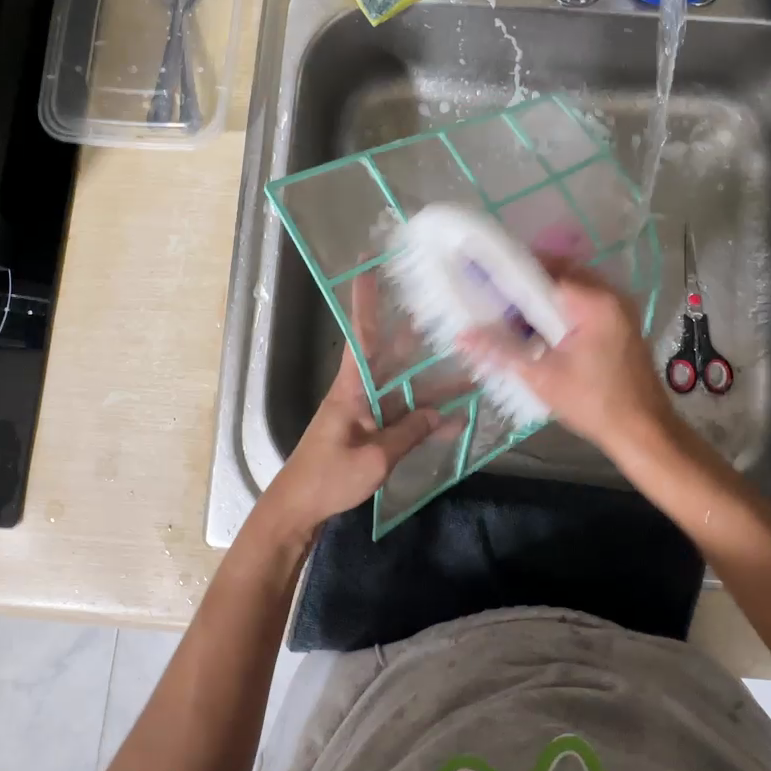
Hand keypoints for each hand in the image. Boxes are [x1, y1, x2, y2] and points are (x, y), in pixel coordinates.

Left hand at [261, 273, 440, 534]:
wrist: (300, 509)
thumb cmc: (328, 478)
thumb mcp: (374, 458)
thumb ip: (410, 432)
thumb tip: (444, 411)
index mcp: (352, 387)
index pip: (361, 332)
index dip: (366, 298)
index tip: (369, 262)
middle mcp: (360, 391)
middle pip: (391, 353)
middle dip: (416, 332)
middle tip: (446, 311)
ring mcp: (367, 411)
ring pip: (405, 387)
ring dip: (434, 381)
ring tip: (471, 368)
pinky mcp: (372, 432)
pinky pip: (405, 415)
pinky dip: (428, 416)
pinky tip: (457, 419)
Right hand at [458, 261, 673, 452]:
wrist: (643, 431)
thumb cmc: (593, 403)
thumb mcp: (541, 377)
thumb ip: (501, 350)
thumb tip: (462, 337)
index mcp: (593, 300)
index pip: (544, 270)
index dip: (511, 274)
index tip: (483, 280)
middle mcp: (610, 294)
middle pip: (559, 272)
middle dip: (526, 283)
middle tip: (494, 298)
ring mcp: (619, 308)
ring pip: (572, 286)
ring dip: (543, 296)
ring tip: (512, 314)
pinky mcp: (620, 323)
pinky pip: (585, 301)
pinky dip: (561, 307)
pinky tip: (540, 329)